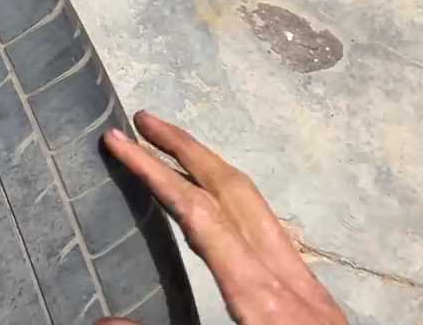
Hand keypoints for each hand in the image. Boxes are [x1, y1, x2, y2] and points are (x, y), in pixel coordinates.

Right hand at [98, 112, 347, 324]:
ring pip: (258, 208)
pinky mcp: (319, 304)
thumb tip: (103, 320)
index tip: (115, 138)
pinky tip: (212, 209)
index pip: (197, 213)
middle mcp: (290, 285)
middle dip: (186, 147)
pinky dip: (230, 201)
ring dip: (209, 168)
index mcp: (262, 303)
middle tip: (141, 118)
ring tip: (170, 148)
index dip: (151, 170)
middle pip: (234, 191)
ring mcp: (311, 292)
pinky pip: (267, 232)